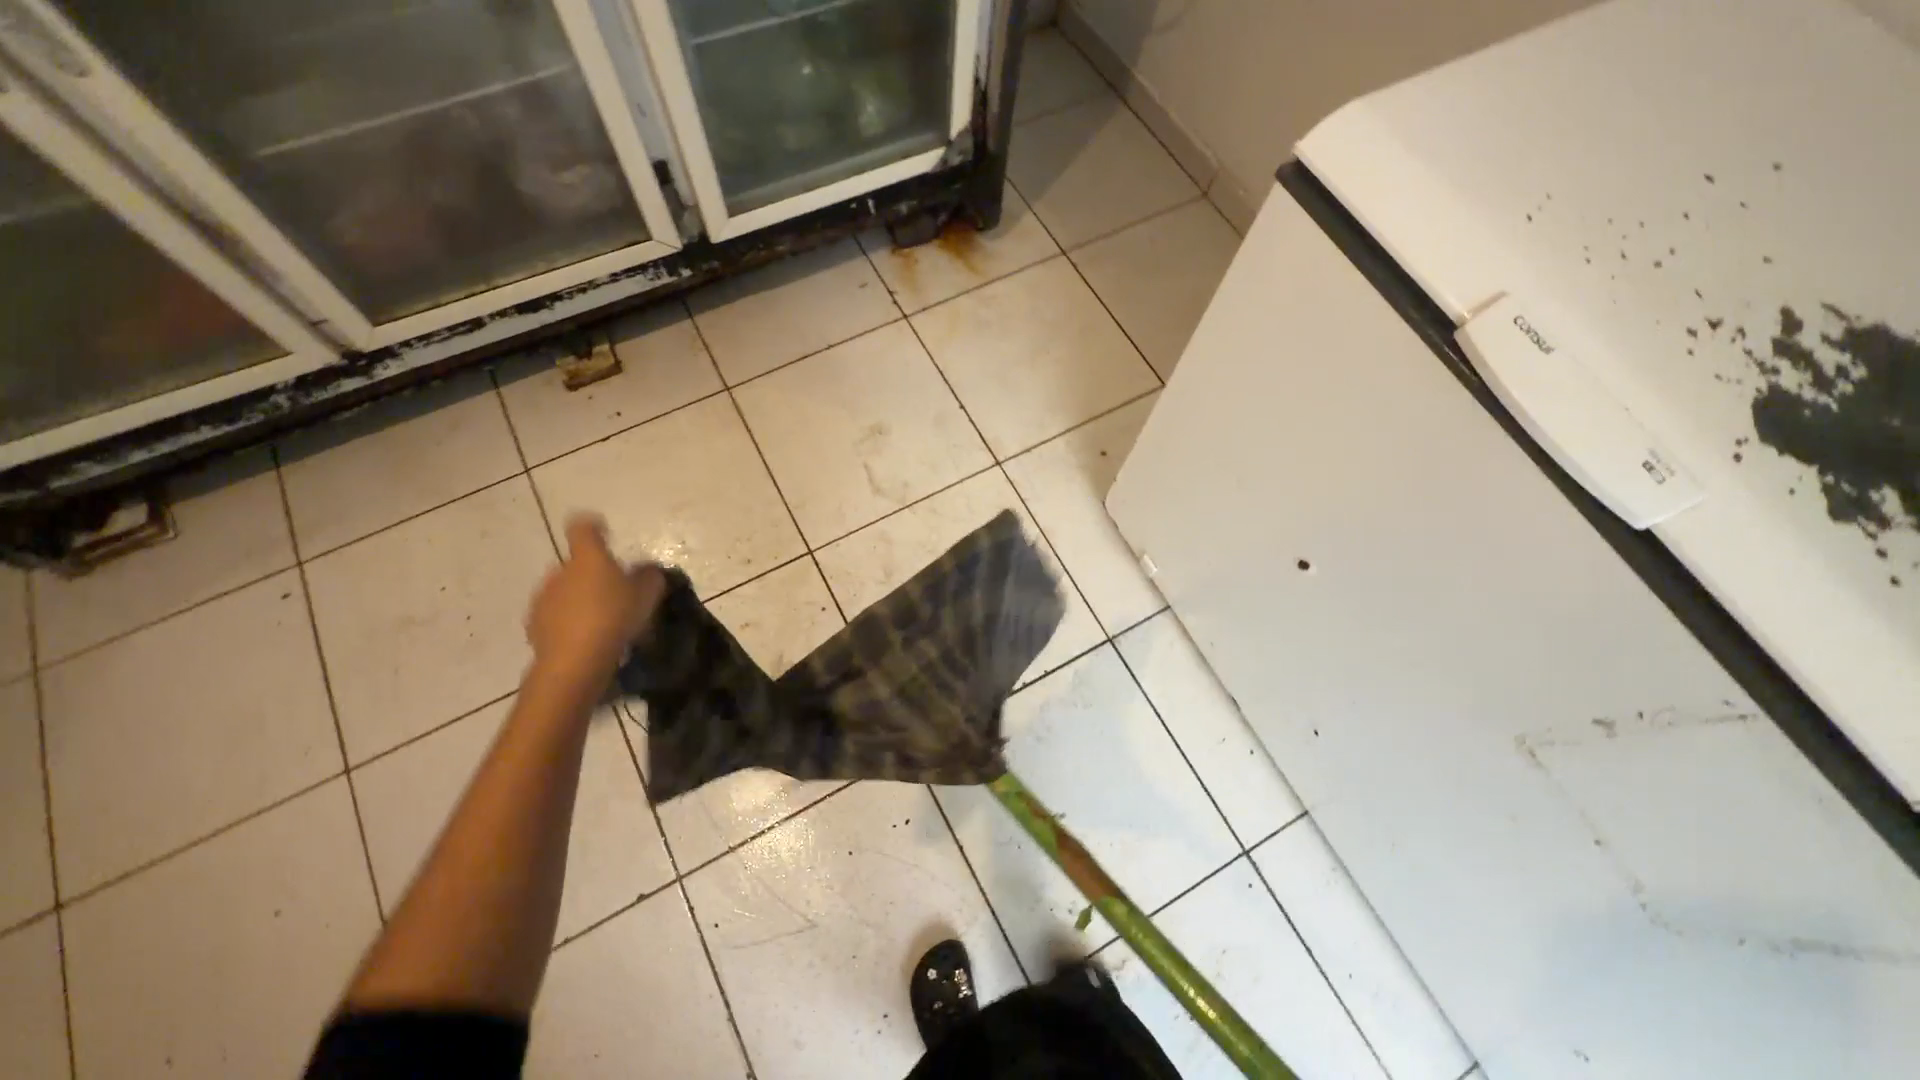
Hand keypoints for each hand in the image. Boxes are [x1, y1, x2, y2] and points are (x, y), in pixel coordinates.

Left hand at [525, 514, 665, 693]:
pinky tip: (583, 639)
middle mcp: (560, 571)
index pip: (583, 529)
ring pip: (564, 591)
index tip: (605, 533)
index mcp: (587, 558)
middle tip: (613, 594)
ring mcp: (543, 597)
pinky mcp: (534, 623)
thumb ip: (650, 577)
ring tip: (599, 622)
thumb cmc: (614, 619)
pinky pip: (554, 616)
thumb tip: (649, 569)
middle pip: (576, 564)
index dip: (594, 527)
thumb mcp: (647, 596)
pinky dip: (566, 622)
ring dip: (578, 599)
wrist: (574, 661)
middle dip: (591, 575)